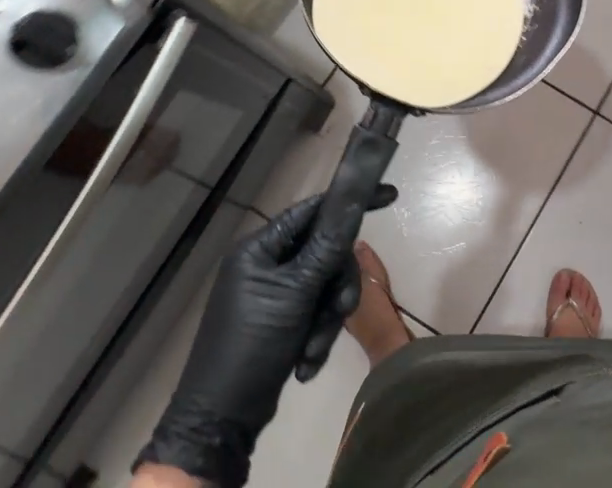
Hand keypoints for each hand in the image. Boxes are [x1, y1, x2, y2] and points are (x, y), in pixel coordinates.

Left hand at [136, 185, 394, 486]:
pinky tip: (306, 364)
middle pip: (324, 253)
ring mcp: (273, 293)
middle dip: (336, 287)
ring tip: (314, 351)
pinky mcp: (280, 320)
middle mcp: (266, 264)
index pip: (312, 210)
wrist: (222, 416)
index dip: (348, 202)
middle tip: (343, 312)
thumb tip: (351, 201)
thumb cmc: (254, 344)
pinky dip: (316, 336)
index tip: (390, 196)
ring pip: (323, 287)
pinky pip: (314, 313)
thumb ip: (326, 247)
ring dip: (326, 321)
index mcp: (260, 249)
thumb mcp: (296, 293)